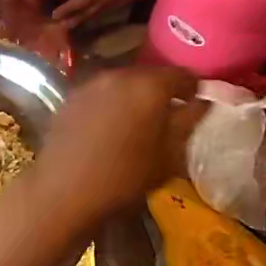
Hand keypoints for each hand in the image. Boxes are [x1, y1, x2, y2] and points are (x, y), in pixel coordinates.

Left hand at [31, 67, 199, 222]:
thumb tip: (202, 103)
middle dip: (161, 91)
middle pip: (149, 76)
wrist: (63, 191)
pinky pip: (100, 94)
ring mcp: (89, 84)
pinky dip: (110, 104)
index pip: (181, 75)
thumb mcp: (167, 156)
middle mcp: (118, 75)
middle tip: (168, 115)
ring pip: (122, 83)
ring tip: (138, 122)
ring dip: (133, 96)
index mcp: (148, 85)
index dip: (193, 89)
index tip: (196, 105)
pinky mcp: (69, 98)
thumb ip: (188, 122)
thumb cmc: (124, 177)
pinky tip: (109, 126)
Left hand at [53, 0, 171, 24]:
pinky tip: (98, 13)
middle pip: (93, 6)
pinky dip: (104, 12)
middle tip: (59, 26)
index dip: (71, 6)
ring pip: (104, 9)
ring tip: (73, 25)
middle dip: (75, 16)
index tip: (54, 13)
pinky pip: (116, 6)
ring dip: (87, 17)